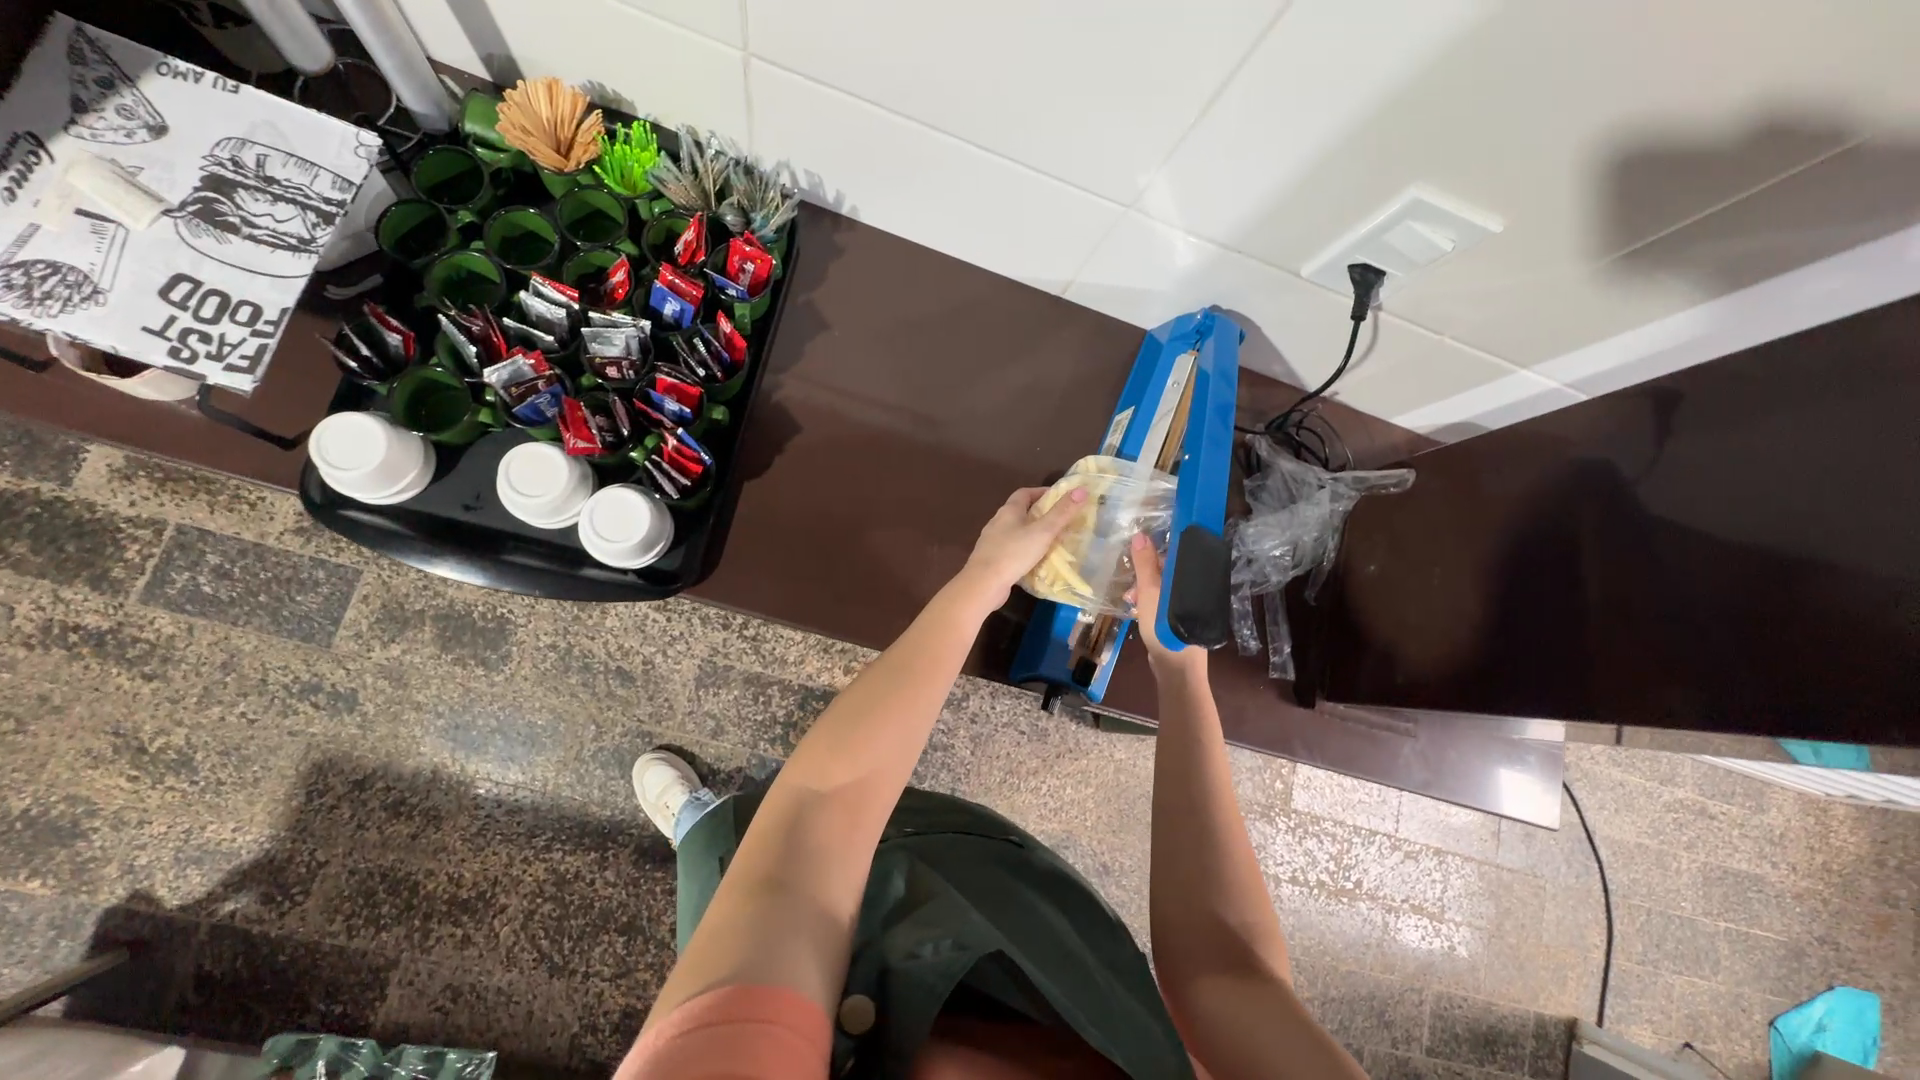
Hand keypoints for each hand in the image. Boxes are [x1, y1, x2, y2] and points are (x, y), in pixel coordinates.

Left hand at [959, 486, 1087, 596]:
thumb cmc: (1014, 553)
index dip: (1042, 492)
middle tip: (1059, 520)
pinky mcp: (992, 559)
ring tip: (1050, 540)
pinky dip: (1024, 549)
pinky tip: (1034, 560)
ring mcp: (992, 541)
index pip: (1025, 493)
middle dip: (1039, 513)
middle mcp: (998, 522)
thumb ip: (1062, 512)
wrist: (984, 583)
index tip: (1059, 498)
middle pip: (1020, 511)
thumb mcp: (1043, 531)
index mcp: (1009, 510)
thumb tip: (1081, 489)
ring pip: (1015, 531)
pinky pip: (1011, 549)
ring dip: (1031, 533)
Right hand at [1129, 533, 1207, 679]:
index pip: (1179, 551)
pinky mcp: (1182, 616)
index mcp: (1192, 576)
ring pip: (1164, 585)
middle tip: (1131, 583)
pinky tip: (1136, 610)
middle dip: (1146, 572)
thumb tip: (1140, 535)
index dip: (1159, 546)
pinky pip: (1164, 599)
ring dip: (1144, 589)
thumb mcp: (1150, 592)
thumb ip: (1145, 564)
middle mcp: (1195, 586)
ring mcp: (1190, 602)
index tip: (1140, 549)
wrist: (1176, 666)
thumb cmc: (1164, 626)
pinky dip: (1150, 601)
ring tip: (1130, 600)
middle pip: (1169, 568)